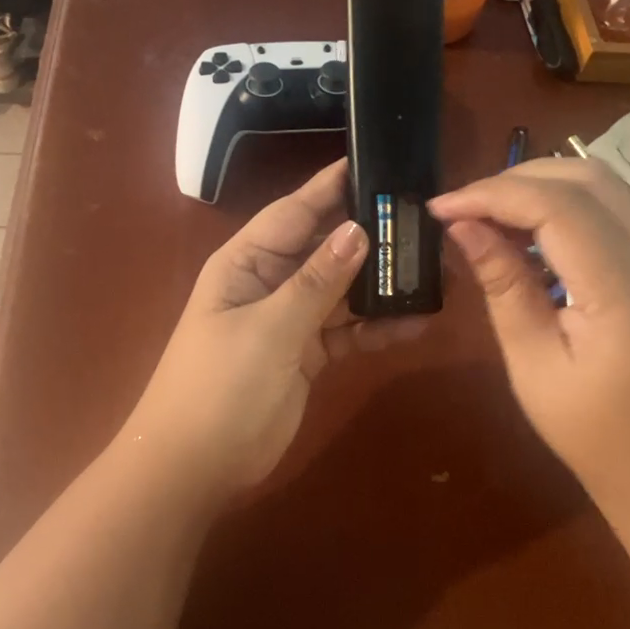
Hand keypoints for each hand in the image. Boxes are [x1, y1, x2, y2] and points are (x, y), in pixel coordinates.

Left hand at [124, 160, 418, 496]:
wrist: (194, 467)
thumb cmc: (219, 385)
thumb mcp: (269, 328)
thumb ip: (316, 280)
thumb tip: (357, 229)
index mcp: (248, 261)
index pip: (296, 210)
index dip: (334, 186)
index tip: (379, 161)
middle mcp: (270, 280)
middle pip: (326, 247)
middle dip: (370, 235)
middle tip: (427, 221)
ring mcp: (290, 318)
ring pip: (343, 289)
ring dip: (382, 284)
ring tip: (435, 271)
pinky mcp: (307, 354)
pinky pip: (348, 330)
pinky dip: (377, 327)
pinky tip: (417, 323)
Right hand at [429, 159, 629, 495]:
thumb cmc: (599, 434)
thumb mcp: (535, 366)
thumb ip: (504, 287)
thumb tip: (463, 228)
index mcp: (620, 288)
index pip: (555, 206)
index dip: (491, 195)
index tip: (440, 211)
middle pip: (581, 177)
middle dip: (513, 180)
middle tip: (461, 211)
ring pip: (599, 182)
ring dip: (539, 184)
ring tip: (488, 217)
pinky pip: (609, 206)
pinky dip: (562, 202)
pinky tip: (527, 234)